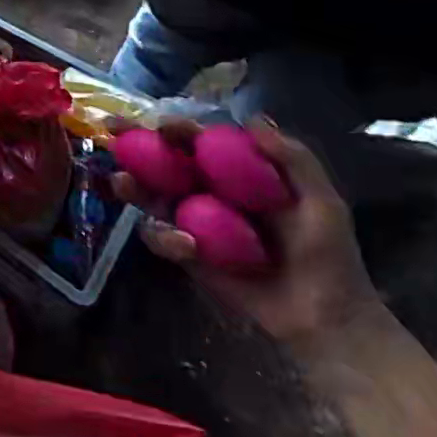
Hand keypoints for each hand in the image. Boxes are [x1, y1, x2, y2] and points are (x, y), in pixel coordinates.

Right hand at [111, 116, 383, 356]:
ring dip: (131, 186)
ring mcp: (190, 220)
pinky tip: (186, 246)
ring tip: (122, 183)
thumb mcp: (322, 203)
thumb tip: (252, 119)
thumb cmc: (327, 255)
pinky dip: (165, 238)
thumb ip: (293, 160)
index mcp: (234, 173)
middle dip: (133, 144)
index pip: (197, 142)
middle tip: (109, 132)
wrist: (324, 317)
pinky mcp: (184, 252)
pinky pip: (159, 237)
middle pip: (162, 161)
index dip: (176, 129)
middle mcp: (206, 190)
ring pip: (149, 195)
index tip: (162, 125)